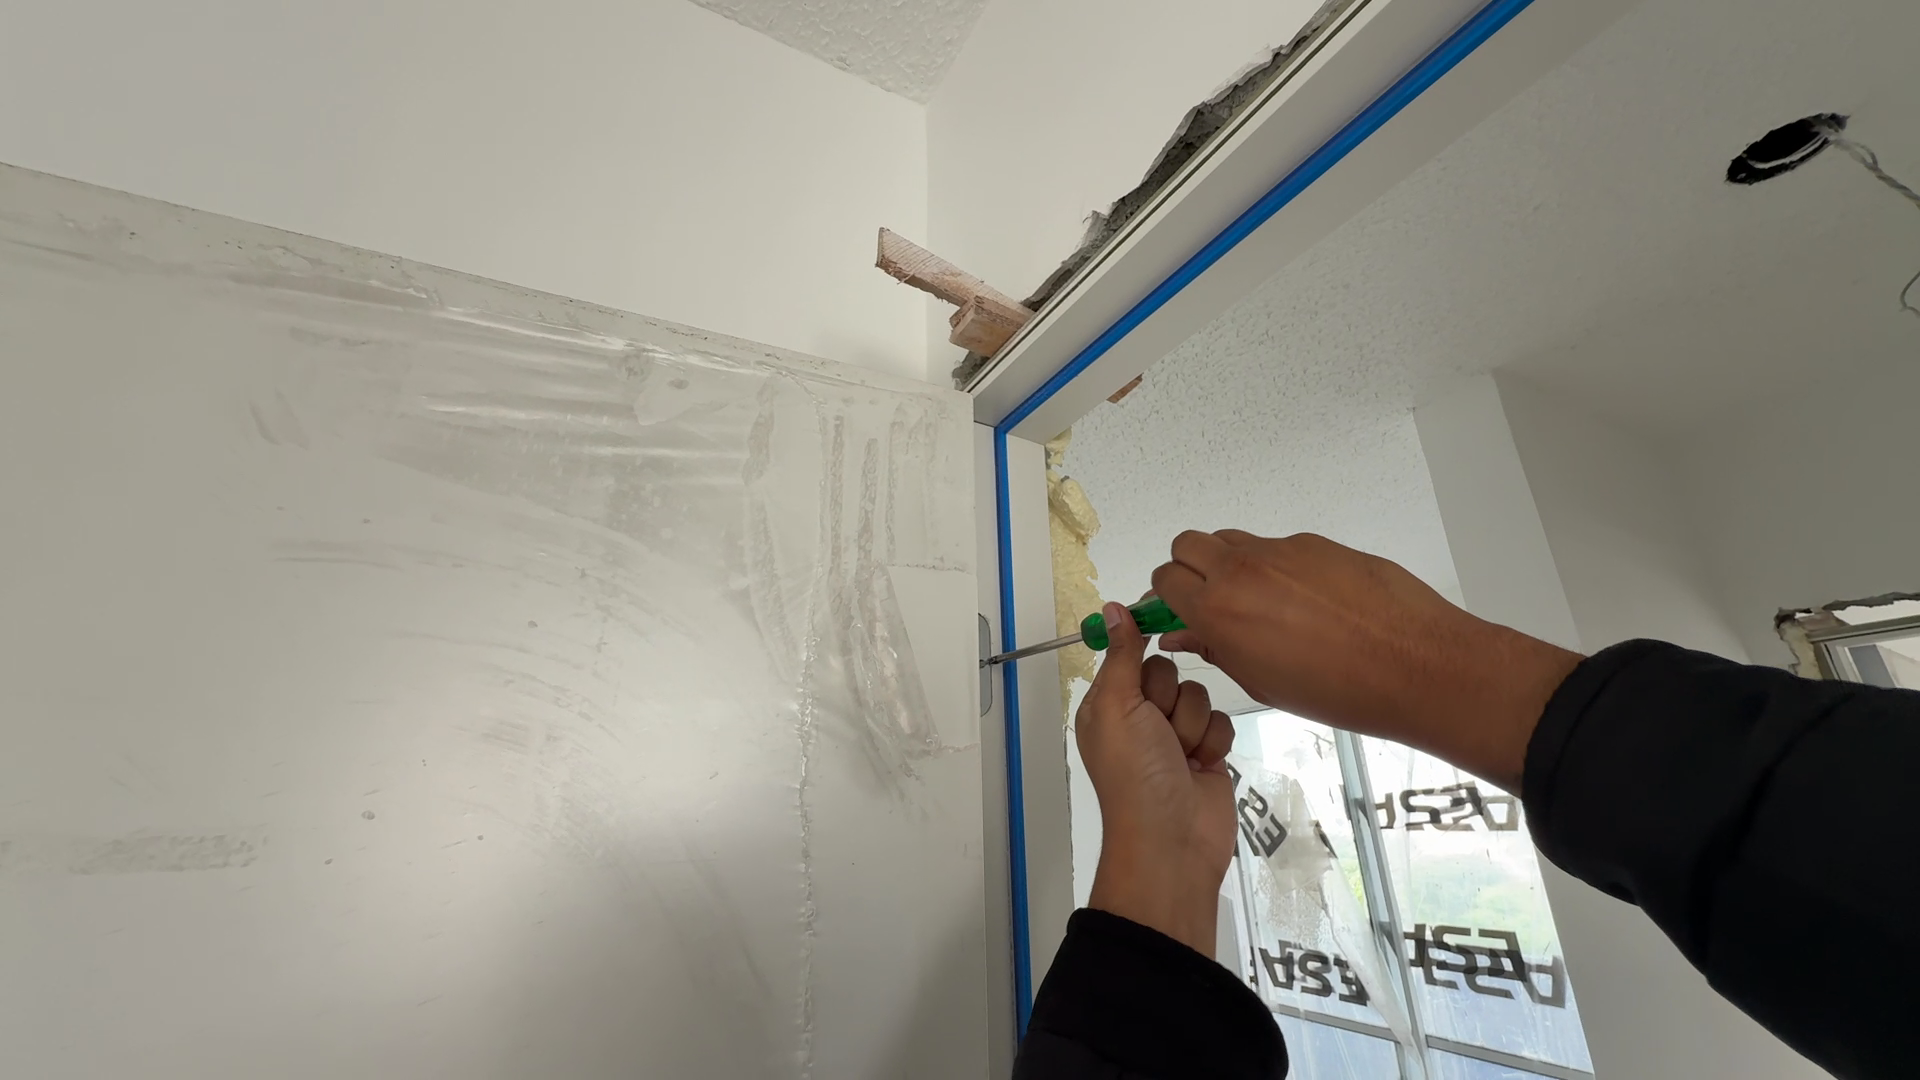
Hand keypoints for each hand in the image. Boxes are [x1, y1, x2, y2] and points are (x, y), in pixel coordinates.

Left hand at [1076, 602, 1237, 954]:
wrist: (1173, 842)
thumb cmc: (1135, 772)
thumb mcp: (1118, 708)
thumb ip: (1122, 656)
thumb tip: (1113, 608)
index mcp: (1108, 704)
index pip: (1129, 654)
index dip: (1143, 649)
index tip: (1161, 633)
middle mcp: (1139, 715)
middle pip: (1168, 672)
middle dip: (1169, 699)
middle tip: (1158, 729)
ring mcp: (1174, 733)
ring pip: (1198, 695)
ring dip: (1191, 725)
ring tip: (1180, 755)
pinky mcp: (1206, 751)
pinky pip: (1220, 721)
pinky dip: (1213, 742)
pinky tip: (1202, 765)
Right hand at [1151, 531, 1580, 790]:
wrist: (1417, 667)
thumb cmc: (1338, 689)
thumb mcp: (1260, 681)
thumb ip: (1214, 648)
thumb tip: (1183, 635)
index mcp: (1218, 609)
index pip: (1164, 580)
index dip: (1166, 597)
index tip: (1176, 612)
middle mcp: (1240, 570)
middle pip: (1186, 544)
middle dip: (1188, 568)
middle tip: (1207, 598)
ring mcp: (1279, 550)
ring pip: (1230, 540)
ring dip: (1228, 563)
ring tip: (1259, 600)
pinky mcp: (1314, 542)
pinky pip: (1276, 548)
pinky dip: (1276, 567)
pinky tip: (1307, 601)